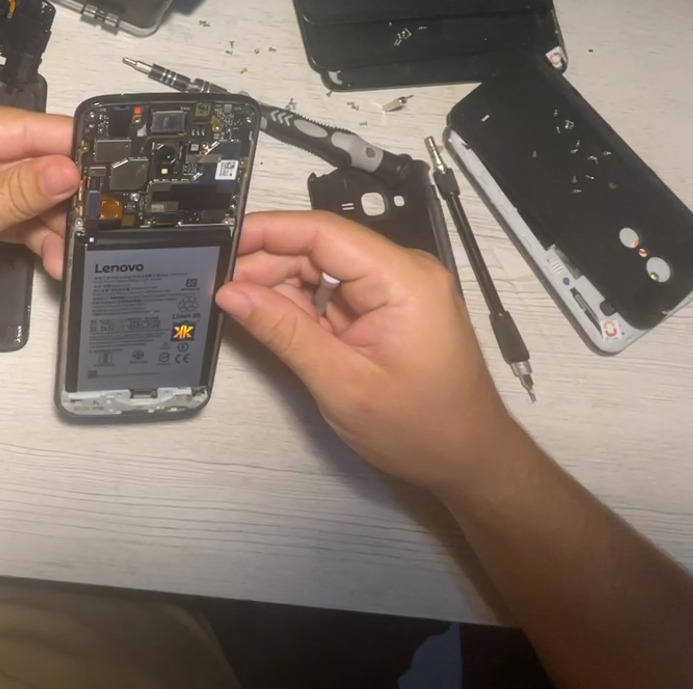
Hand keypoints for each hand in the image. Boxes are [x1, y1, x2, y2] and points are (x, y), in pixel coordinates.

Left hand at [0, 105, 78, 332]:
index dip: (65, 146)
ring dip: (49, 221)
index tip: (105, 163)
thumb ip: (15, 195)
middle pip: (30, 160)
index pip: (22, 127)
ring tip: (68, 250)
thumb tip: (64, 170)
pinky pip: (12, 212)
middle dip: (60, 193)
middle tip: (92, 218)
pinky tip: (50, 256)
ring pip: (27, 190)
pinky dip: (32, 234)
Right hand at [215, 210, 526, 497]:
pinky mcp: (380, 303)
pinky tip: (271, 316)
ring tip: (241, 305)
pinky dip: (296, 302)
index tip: (225, 240)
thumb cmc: (423, 429)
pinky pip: (327, 287)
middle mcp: (400, 271)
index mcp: (403, 280)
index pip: (323, 232)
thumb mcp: (341, 382)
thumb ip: (282, 331)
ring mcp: (390, 286)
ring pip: (316, 266)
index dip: (268, 230)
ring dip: (277, 284)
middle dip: (266, 263)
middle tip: (223, 286)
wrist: (470, 462)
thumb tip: (231, 293)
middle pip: (316, 246)